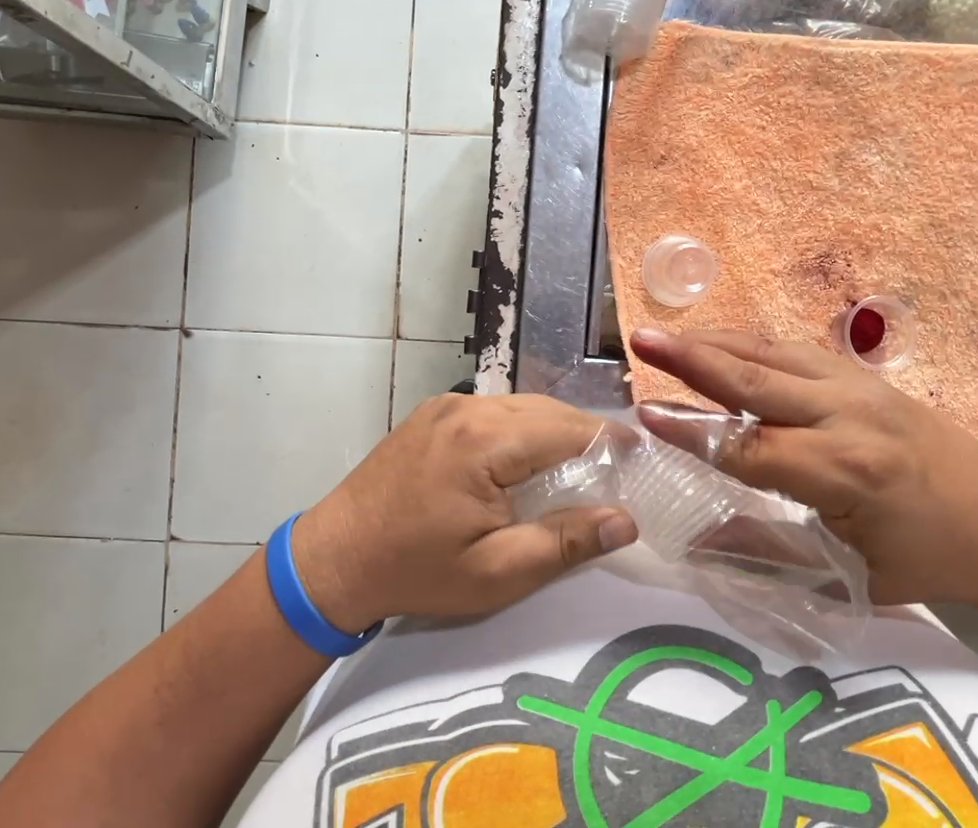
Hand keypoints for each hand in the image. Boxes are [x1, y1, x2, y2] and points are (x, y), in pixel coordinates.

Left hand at [290, 394, 639, 632]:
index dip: (610, 442)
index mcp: (485, 441)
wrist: (334, 558)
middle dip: (586, 434)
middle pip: (547, 410)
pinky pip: (494, 411)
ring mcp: (445, 406)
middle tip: (618, 467)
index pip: (568, 428)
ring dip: (554, 430)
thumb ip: (564, 542)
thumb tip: (627, 521)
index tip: (643, 458)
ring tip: (581, 464)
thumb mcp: (496, 572)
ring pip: (522, 406)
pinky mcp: (431, 414)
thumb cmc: (416, 571)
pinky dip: (522, 429)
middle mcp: (467, 408)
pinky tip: (530, 459)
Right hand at [629, 328, 977, 611]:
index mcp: (846, 471)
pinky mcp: (866, 378)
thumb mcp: (849, 575)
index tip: (642, 416)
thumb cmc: (929, 561)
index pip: (748, 447)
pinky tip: (720, 344)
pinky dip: (749, 345)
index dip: (691, 434)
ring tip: (665, 335)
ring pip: (773, 354)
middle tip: (639, 338)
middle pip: (754, 380)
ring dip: (715, 342)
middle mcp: (849, 416)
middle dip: (691, 358)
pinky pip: (796, 353)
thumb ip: (765, 553)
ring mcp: (861, 388)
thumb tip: (692, 539)